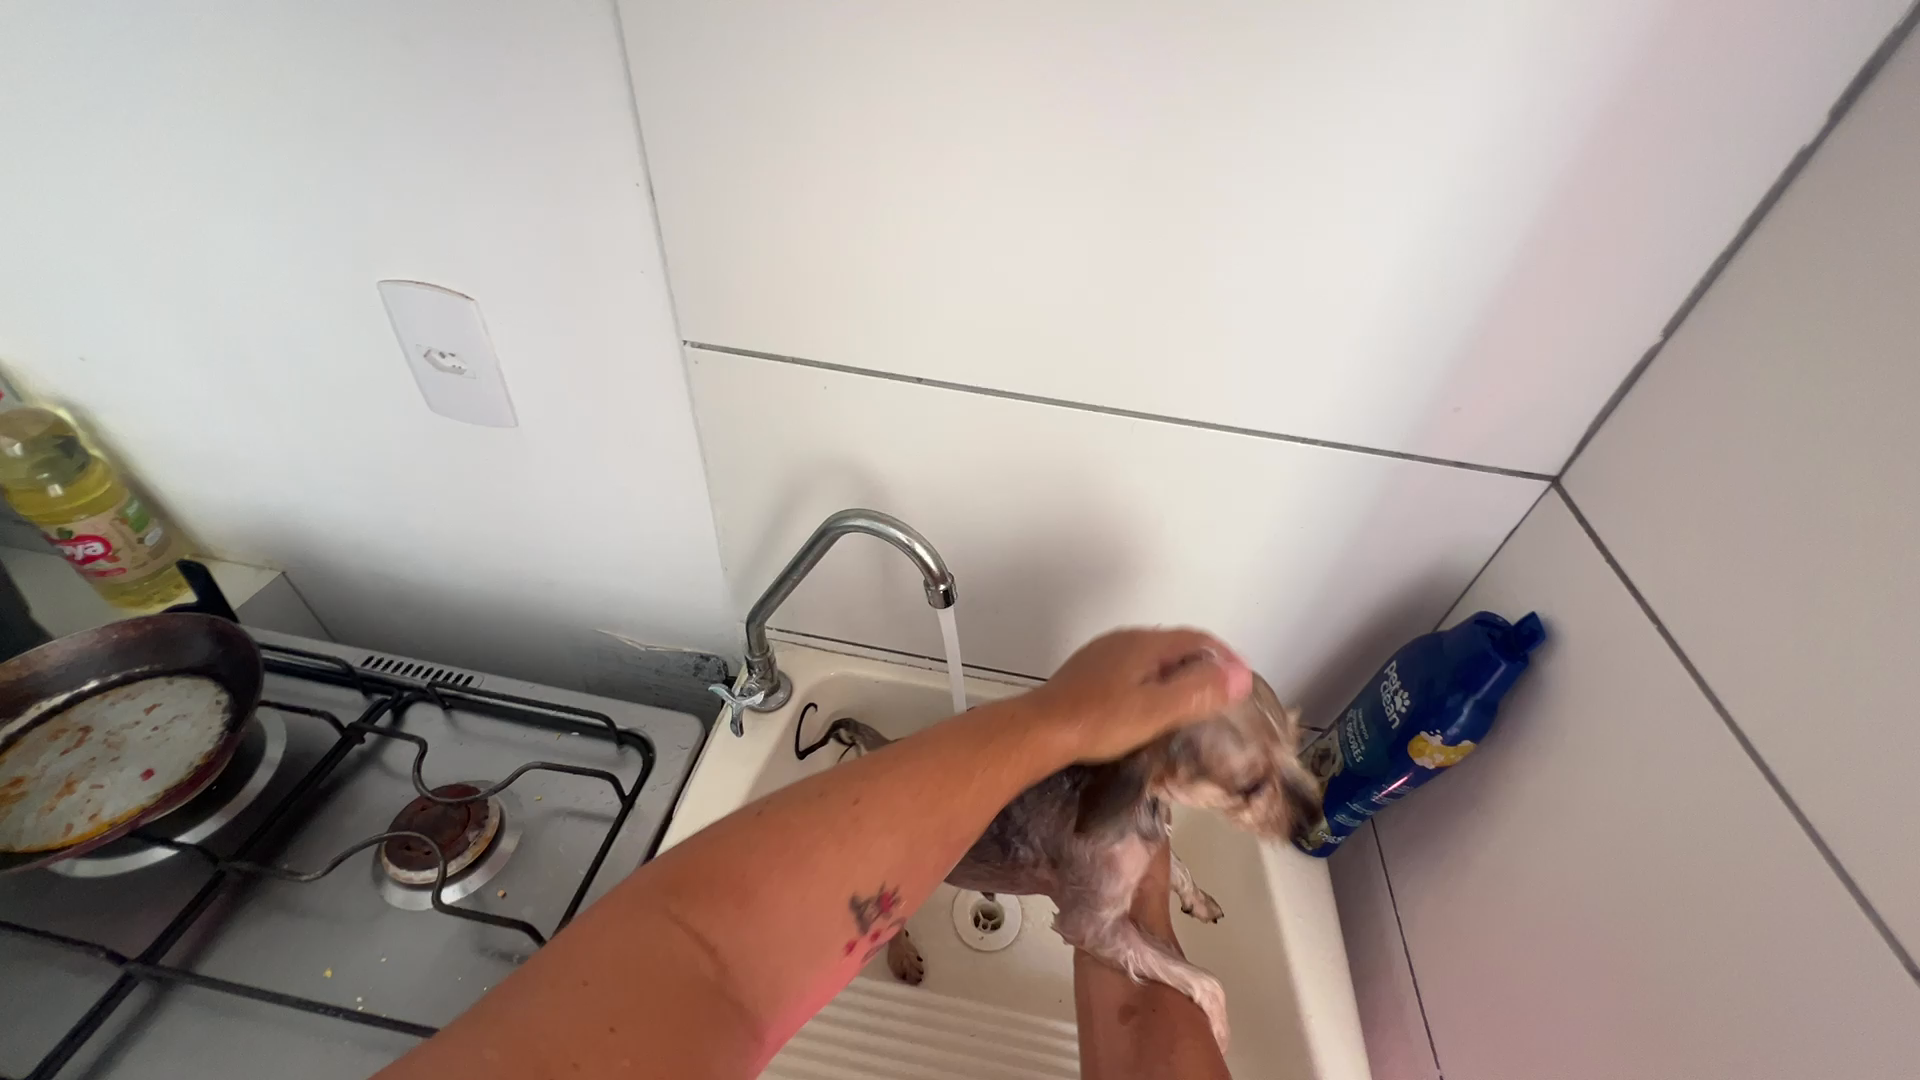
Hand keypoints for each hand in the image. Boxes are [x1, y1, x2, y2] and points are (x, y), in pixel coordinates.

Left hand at [1027, 628, 1251, 763]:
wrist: (1043, 729)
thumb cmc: (1101, 721)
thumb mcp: (1157, 710)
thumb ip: (1198, 691)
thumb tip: (1239, 675)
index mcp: (1145, 643)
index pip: (1197, 638)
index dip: (1225, 658)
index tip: (1241, 682)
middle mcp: (1124, 639)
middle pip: (1175, 643)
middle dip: (1202, 664)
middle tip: (1221, 692)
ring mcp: (1104, 652)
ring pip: (1152, 655)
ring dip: (1176, 672)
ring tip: (1192, 700)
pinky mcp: (1090, 669)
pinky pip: (1132, 666)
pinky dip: (1152, 679)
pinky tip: (1150, 703)